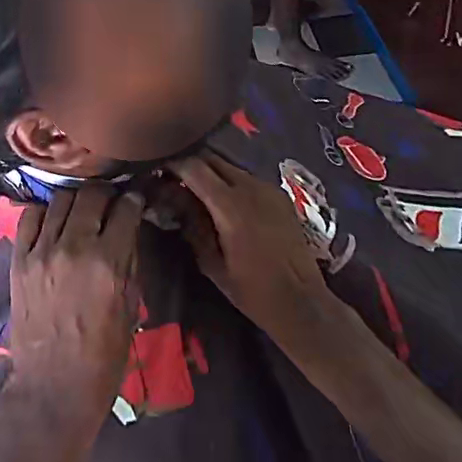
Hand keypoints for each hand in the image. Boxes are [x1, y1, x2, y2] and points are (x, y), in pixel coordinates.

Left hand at [7, 186, 144, 417]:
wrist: (52, 388)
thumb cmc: (102, 357)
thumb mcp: (129, 310)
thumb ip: (129, 263)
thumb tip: (129, 229)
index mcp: (107, 263)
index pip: (125, 210)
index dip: (134, 200)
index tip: (135, 199)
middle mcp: (73, 248)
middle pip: (91, 195)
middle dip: (106, 194)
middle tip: (110, 202)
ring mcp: (42, 251)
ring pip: (60, 198)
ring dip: (76, 200)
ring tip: (81, 210)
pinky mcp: (19, 259)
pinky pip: (30, 216)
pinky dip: (44, 212)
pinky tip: (53, 221)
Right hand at [168, 152, 332, 347]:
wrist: (304, 303)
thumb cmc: (253, 291)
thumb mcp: (212, 264)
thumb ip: (191, 225)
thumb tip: (171, 198)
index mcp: (230, 205)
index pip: (193, 166)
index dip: (172, 163)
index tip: (157, 169)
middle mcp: (250, 187)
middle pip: (211, 158)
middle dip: (190, 164)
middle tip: (174, 179)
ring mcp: (268, 188)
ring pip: (229, 166)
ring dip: (210, 173)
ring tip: (198, 190)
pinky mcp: (279, 194)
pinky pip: (247, 178)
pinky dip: (231, 182)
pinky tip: (226, 202)